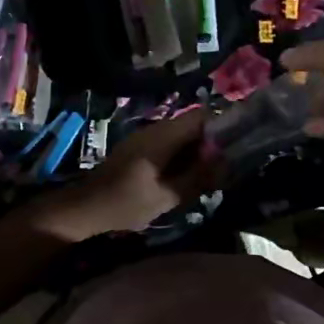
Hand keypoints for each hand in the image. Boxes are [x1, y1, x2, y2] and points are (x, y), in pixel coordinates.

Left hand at [34, 109, 219, 240]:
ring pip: (179, 135)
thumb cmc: (126, 203)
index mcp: (162, 137)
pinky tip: (185, 175)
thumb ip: (198, 177)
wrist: (86, 207)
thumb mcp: (167, 196)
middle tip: (226, 163)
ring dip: (195, 150)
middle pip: (191, 124)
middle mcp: (153, 130)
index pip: (201, 116)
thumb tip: (226, 161)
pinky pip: (166, 143)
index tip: (237, 144)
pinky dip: (179, 155)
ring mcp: (142, 137)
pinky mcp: (136, 148)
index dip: (222, 126)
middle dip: (211, 141)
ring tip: (209, 172)